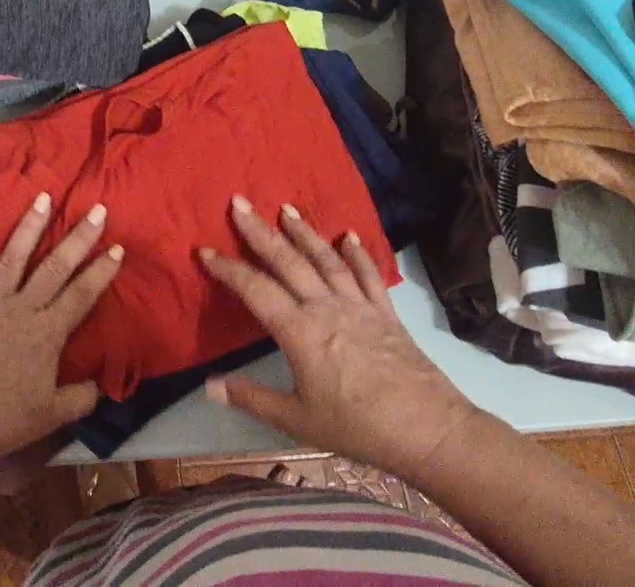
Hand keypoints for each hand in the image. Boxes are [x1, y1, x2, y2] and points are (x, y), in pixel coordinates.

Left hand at [0, 193, 123, 463]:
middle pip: (55, 267)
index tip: (117, 248)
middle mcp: (22, 309)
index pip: (82, 295)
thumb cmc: (5, 420)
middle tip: (97, 210)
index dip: (101, 271)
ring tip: (43, 197)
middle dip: (78, 238)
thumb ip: (81, 396)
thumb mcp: (54, 415)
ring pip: (14, 257)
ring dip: (29, 226)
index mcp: (47, 333)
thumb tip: (98, 383)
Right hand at [197, 196, 481, 479]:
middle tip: (239, 203)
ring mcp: (359, 308)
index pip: (255, 290)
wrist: (430, 432)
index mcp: (300, 332)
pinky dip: (358, 254)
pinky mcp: (386, 314)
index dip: (228, 269)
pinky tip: (349, 236)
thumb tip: (209, 386)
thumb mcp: (298, 421)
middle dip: (260, 232)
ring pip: (325, 261)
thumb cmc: (359, 428)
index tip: (205, 251)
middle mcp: (326, 309)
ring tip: (285, 209)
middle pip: (288, 262)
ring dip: (304, 233)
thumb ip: (252, 399)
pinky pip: (369, 276)